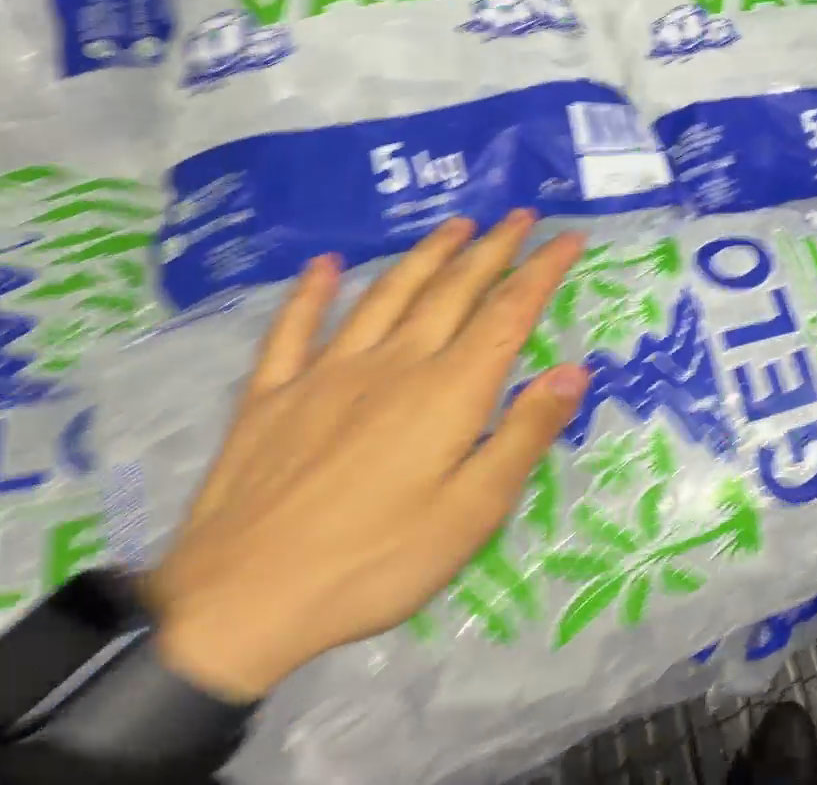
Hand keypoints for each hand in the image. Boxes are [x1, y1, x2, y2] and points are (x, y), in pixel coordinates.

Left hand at [146, 212, 588, 701]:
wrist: (236, 606)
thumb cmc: (378, 560)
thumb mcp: (476, 510)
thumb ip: (526, 432)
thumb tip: (575, 369)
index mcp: (449, 391)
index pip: (509, 313)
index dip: (543, 270)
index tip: (571, 237)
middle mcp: (392, 365)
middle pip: (452, 291)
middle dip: (493, 248)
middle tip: (521, 216)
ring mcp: (324, 376)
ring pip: (384, 296)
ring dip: (425, 255)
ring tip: (456, 226)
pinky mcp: (270, 399)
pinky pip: (292, 331)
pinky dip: (309, 293)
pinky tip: (322, 266)